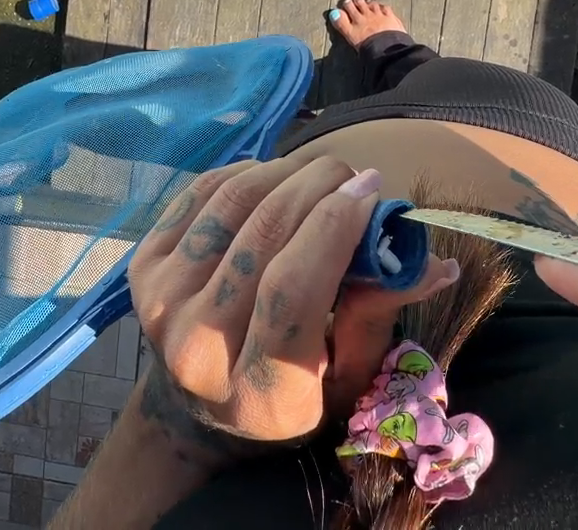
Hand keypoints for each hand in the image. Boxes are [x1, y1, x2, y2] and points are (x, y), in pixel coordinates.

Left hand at [126, 153, 458, 466]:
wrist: (194, 407)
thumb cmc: (290, 394)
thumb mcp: (346, 375)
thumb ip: (378, 313)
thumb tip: (437, 261)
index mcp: (260, 394)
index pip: (293, 289)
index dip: (334, 226)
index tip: (370, 188)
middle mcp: (198, 350)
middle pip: (264, 234)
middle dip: (316, 184)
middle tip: (350, 172)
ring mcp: (160, 303)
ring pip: (232, 203)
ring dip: (283, 170)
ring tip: (317, 169)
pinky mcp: (140, 269)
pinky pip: (200, 194)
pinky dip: (243, 172)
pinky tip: (272, 175)